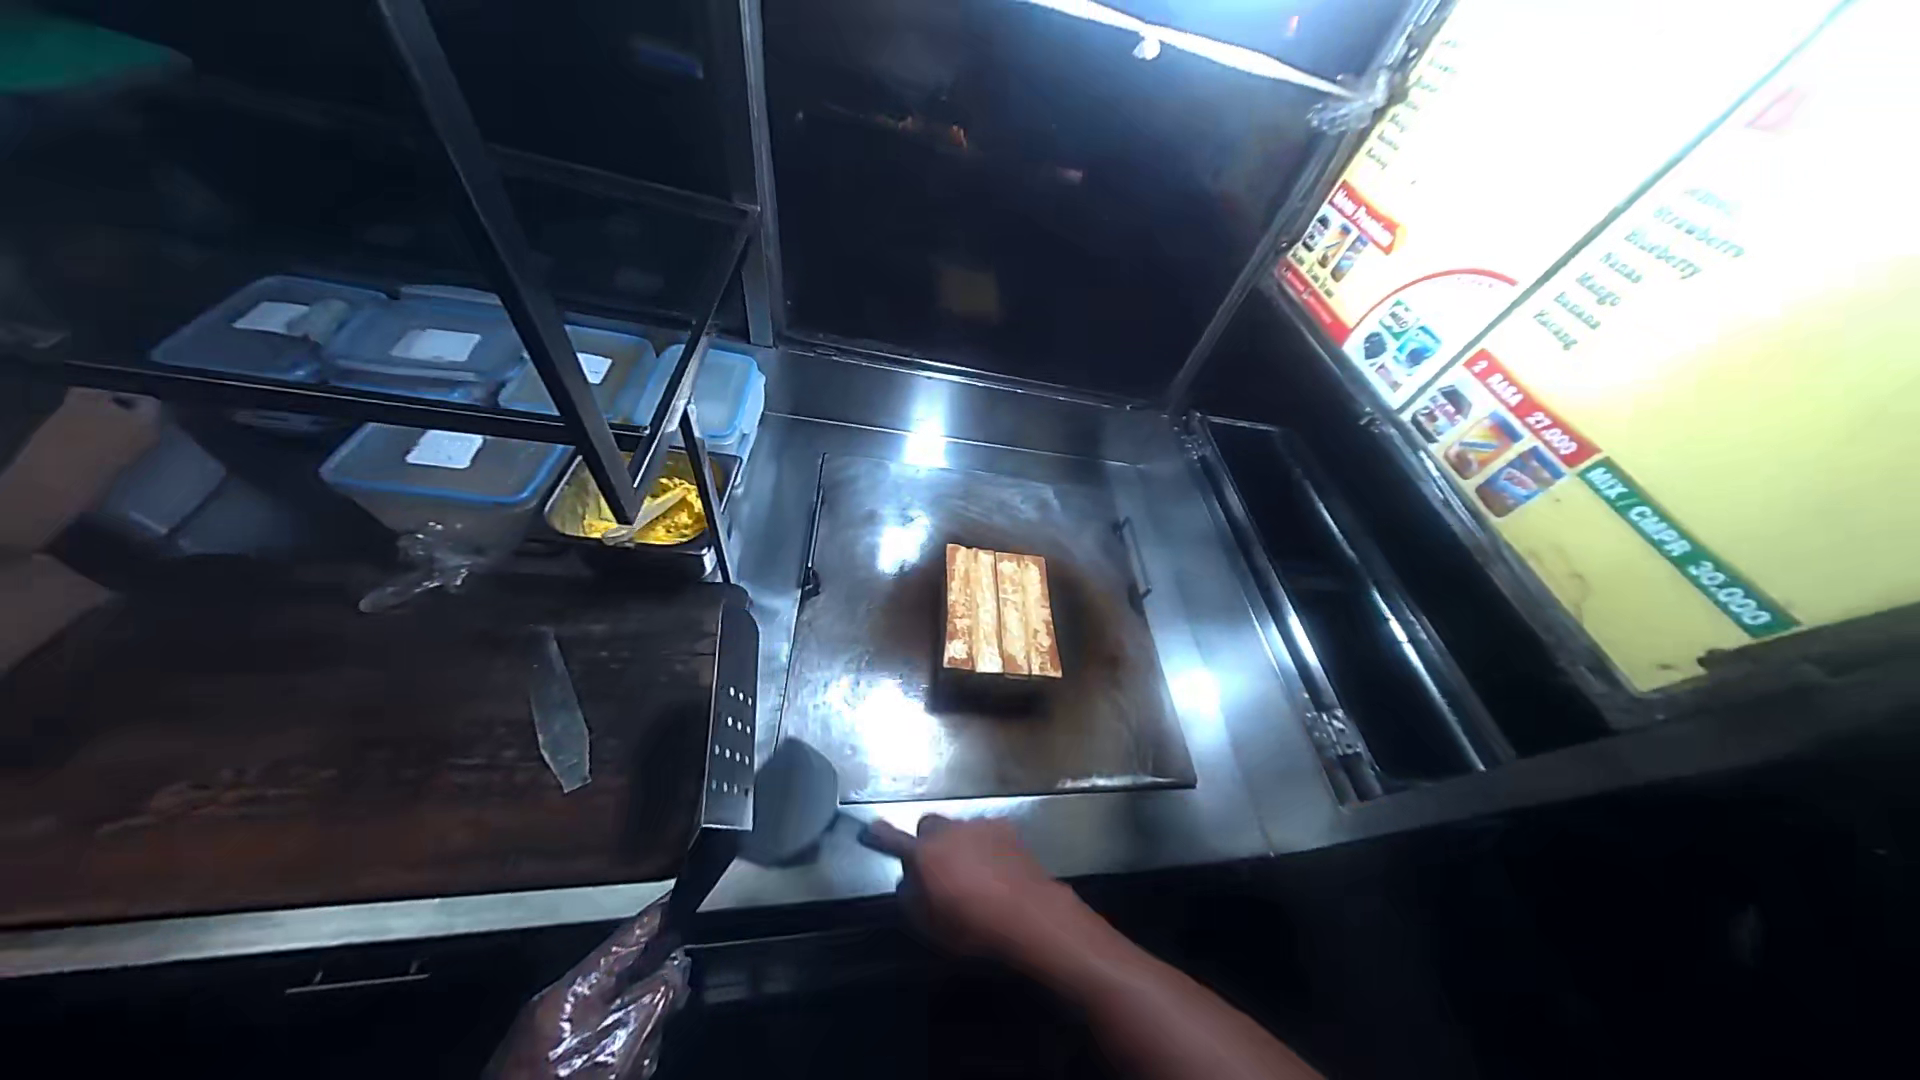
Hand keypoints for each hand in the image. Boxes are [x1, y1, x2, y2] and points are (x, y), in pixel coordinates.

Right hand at [861, 815, 1095, 964]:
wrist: (1028, 913)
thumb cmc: (973, 926)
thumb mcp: (931, 925)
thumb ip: (911, 898)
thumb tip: (907, 882)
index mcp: (925, 855)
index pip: (892, 839)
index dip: (879, 835)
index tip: (870, 829)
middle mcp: (948, 831)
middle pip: (928, 826)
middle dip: (928, 842)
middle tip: (937, 868)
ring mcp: (978, 824)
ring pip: (957, 828)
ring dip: (959, 844)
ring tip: (974, 873)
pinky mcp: (1004, 826)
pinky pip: (984, 831)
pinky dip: (984, 844)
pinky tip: (996, 867)